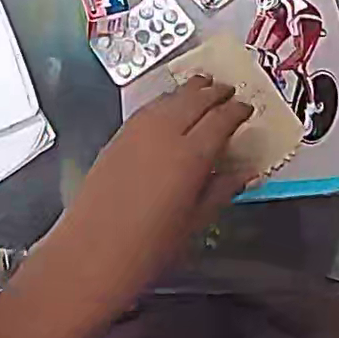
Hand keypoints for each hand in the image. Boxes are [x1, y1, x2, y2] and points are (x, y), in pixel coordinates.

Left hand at [25, 77, 251, 309]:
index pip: (221, 120)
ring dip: (189, 91)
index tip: (246, 109)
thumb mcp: (195, 222)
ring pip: (169, 98)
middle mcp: (164, 133)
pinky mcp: (117, 136)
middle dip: (215, 92)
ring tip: (202, 87)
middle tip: (228, 90)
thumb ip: (221, 190)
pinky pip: (148, 108)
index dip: (237, 111)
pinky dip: (165, 101)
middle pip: (195, 99)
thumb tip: (245, 173)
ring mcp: (137, 132)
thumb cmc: (149, 247)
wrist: (91, 251)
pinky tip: (169, 106)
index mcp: (190, 155)